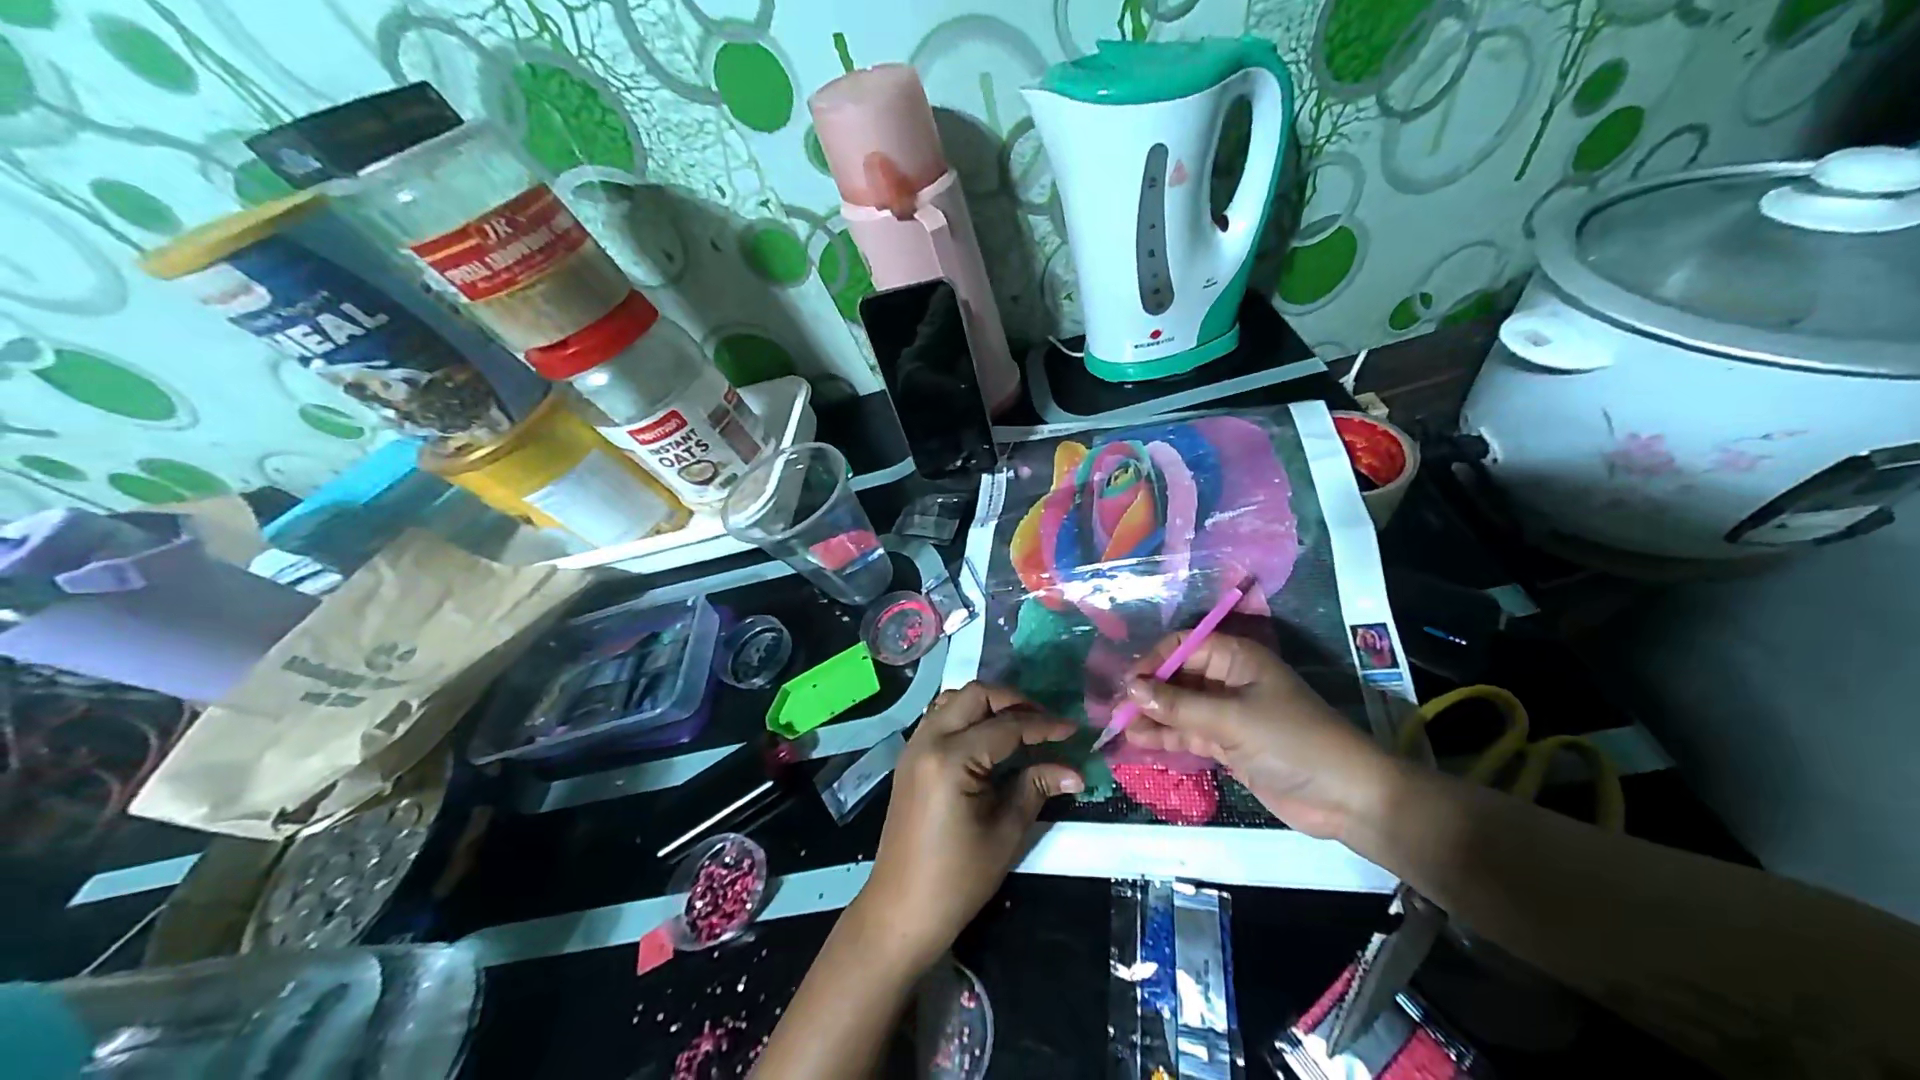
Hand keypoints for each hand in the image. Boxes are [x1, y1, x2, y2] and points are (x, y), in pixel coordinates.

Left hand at [860, 682, 1082, 967]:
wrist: (901, 909)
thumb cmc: (957, 878)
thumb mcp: (1005, 832)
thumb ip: (1036, 789)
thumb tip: (1074, 771)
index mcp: (951, 759)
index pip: (1006, 727)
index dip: (1043, 726)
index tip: (1073, 730)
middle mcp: (928, 740)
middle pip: (975, 695)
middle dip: (1013, 701)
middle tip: (1045, 722)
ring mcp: (914, 747)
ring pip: (954, 701)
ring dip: (988, 704)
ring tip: (1021, 725)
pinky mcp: (910, 758)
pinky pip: (940, 718)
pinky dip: (967, 716)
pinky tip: (990, 737)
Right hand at [1121, 632, 1396, 839]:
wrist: (1345, 796)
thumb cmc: (1292, 741)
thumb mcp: (1232, 718)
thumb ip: (1179, 704)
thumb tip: (1130, 687)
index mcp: (1236, 658)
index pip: (1183, 646)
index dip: (1153, 661)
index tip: (1127, 684)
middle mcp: (1228, 679)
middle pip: (1177, 676)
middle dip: (1147, 692)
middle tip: (1116, 711)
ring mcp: (1227, 713)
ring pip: (1179, 708)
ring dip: (1152, 717)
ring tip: (1121, 729)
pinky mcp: (1228, 743)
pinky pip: (1188, 733)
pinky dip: (1166, 738)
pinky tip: (1139, 743)